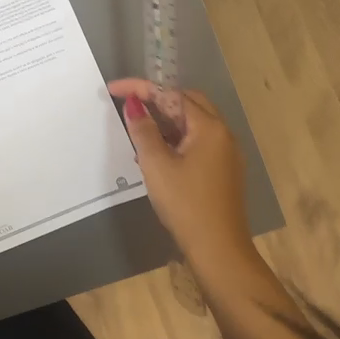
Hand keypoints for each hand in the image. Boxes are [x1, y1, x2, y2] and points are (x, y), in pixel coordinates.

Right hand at [107, 79, 254, 269]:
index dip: (141, 88)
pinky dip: (175, 137)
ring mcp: (226, 153)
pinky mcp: (223, 170)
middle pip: (187, 103)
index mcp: (209, 128)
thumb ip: (143, 130)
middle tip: (129, 105)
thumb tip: (133, 104)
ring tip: (138, 129)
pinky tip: (156, 153)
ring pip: (193, 122)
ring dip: (166, 119)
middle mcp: (223, 134)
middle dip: (157, 99)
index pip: (172, 94)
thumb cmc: (185, 203)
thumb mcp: (156, 164)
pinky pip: (197, 141)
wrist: (219, 249)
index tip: (113, 89)